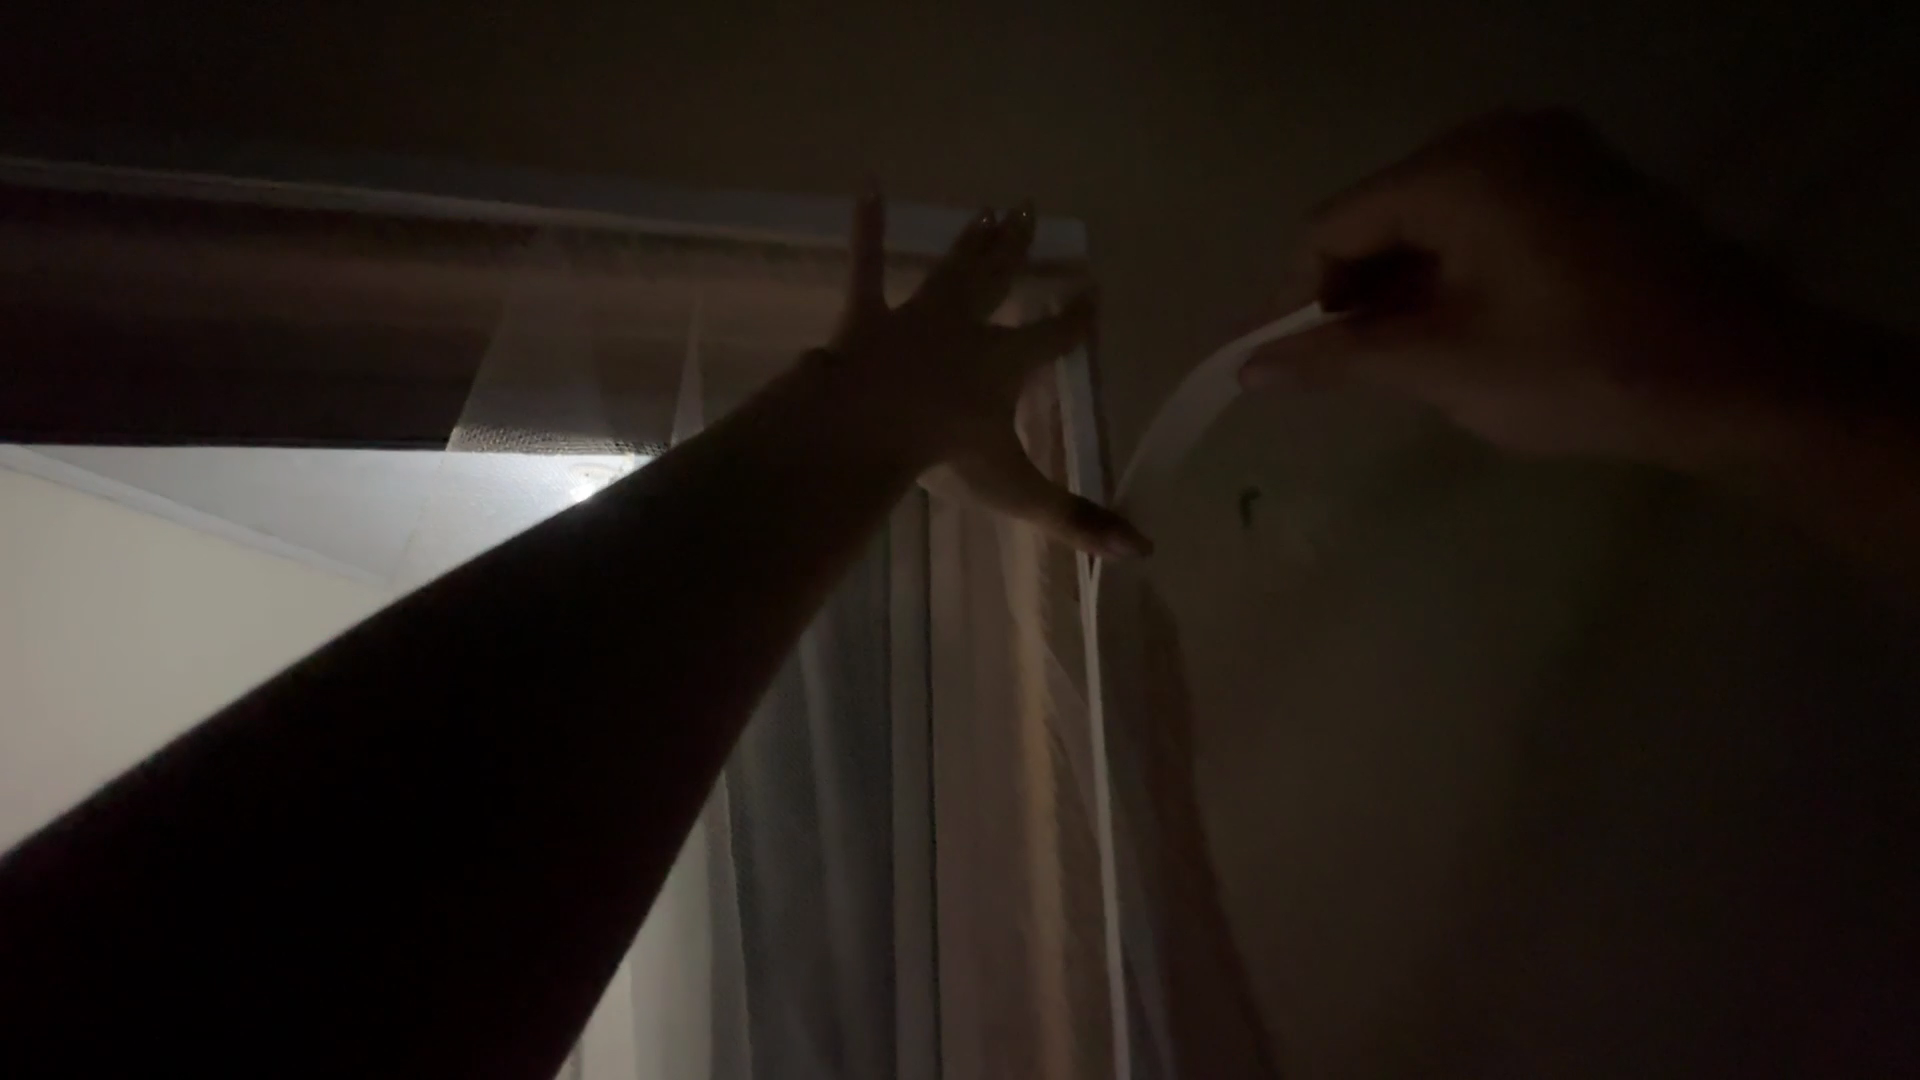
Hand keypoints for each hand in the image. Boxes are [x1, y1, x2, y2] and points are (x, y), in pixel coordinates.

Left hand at [830, 189, 1151, 557]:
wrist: (869, 430)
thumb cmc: (947, 457)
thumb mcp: (1017, 492)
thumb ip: (1076, 520)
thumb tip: (1142, 551)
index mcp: (1004, 366)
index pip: (1053, 337)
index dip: (1076, 318)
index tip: (1094, 290)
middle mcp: (966, 329)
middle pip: (1001, 282)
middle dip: (1019, 252)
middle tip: (1032, 211)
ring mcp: (916, 317)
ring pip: (951, 270)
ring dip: (971, 242)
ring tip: (990, 209)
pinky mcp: (866, 318)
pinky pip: (867, 267)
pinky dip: (868, 229)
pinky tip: (868, 186)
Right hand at [1242, 109, 1826, 471]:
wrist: (1740, 382)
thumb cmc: (1572, 368)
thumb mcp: (1435, 364)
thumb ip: (1330, 358)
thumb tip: (1244, 369)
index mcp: (1460, 170)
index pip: (1330, 229)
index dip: (1291, 300)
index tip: (1278, 363)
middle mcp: (1497, 141)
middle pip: (1371, 222)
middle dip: (1340, 298)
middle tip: (1331, 368)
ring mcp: (1542, 159)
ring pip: (1415, 228)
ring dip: (1384, 294)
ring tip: (1380, 359)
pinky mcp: (1569, 190)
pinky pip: (1464, 228)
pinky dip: (1431, 280)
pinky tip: (1432, 331)